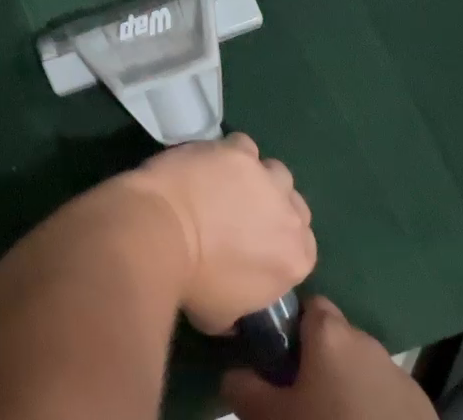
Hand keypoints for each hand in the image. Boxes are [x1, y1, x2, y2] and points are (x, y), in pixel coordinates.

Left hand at [115, 133, 315, 333]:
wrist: (160, 233)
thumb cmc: (190, 283)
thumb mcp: (219, 317)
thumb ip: (237, 312)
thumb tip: (230, 318)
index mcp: (296, 260)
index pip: (302, 247)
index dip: (279, 240)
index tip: (255, 240)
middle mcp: (290, 217)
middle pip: (292, 204)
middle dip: (272, 206)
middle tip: (239, 210)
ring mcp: (264, 179)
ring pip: (274, 171)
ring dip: (256, 176)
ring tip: (225, 181)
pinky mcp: (235, 153)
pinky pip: (242, 146)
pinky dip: (229, 152)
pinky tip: (209, 160)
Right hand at [223, 296, 435, 419]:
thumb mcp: (268, 416)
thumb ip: (242, 386)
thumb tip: (236, 374)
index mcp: (330, 334)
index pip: (308, 304)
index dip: (291, 327)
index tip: (279, 357)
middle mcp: (368, 343)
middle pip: (336, 337)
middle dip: (319, 358)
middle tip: (301, 393)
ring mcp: (403, 376)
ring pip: (363, 367)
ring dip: (348, 383)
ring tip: (334, 417)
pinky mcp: (426, 409)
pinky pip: (389, 395)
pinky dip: (375, 407)